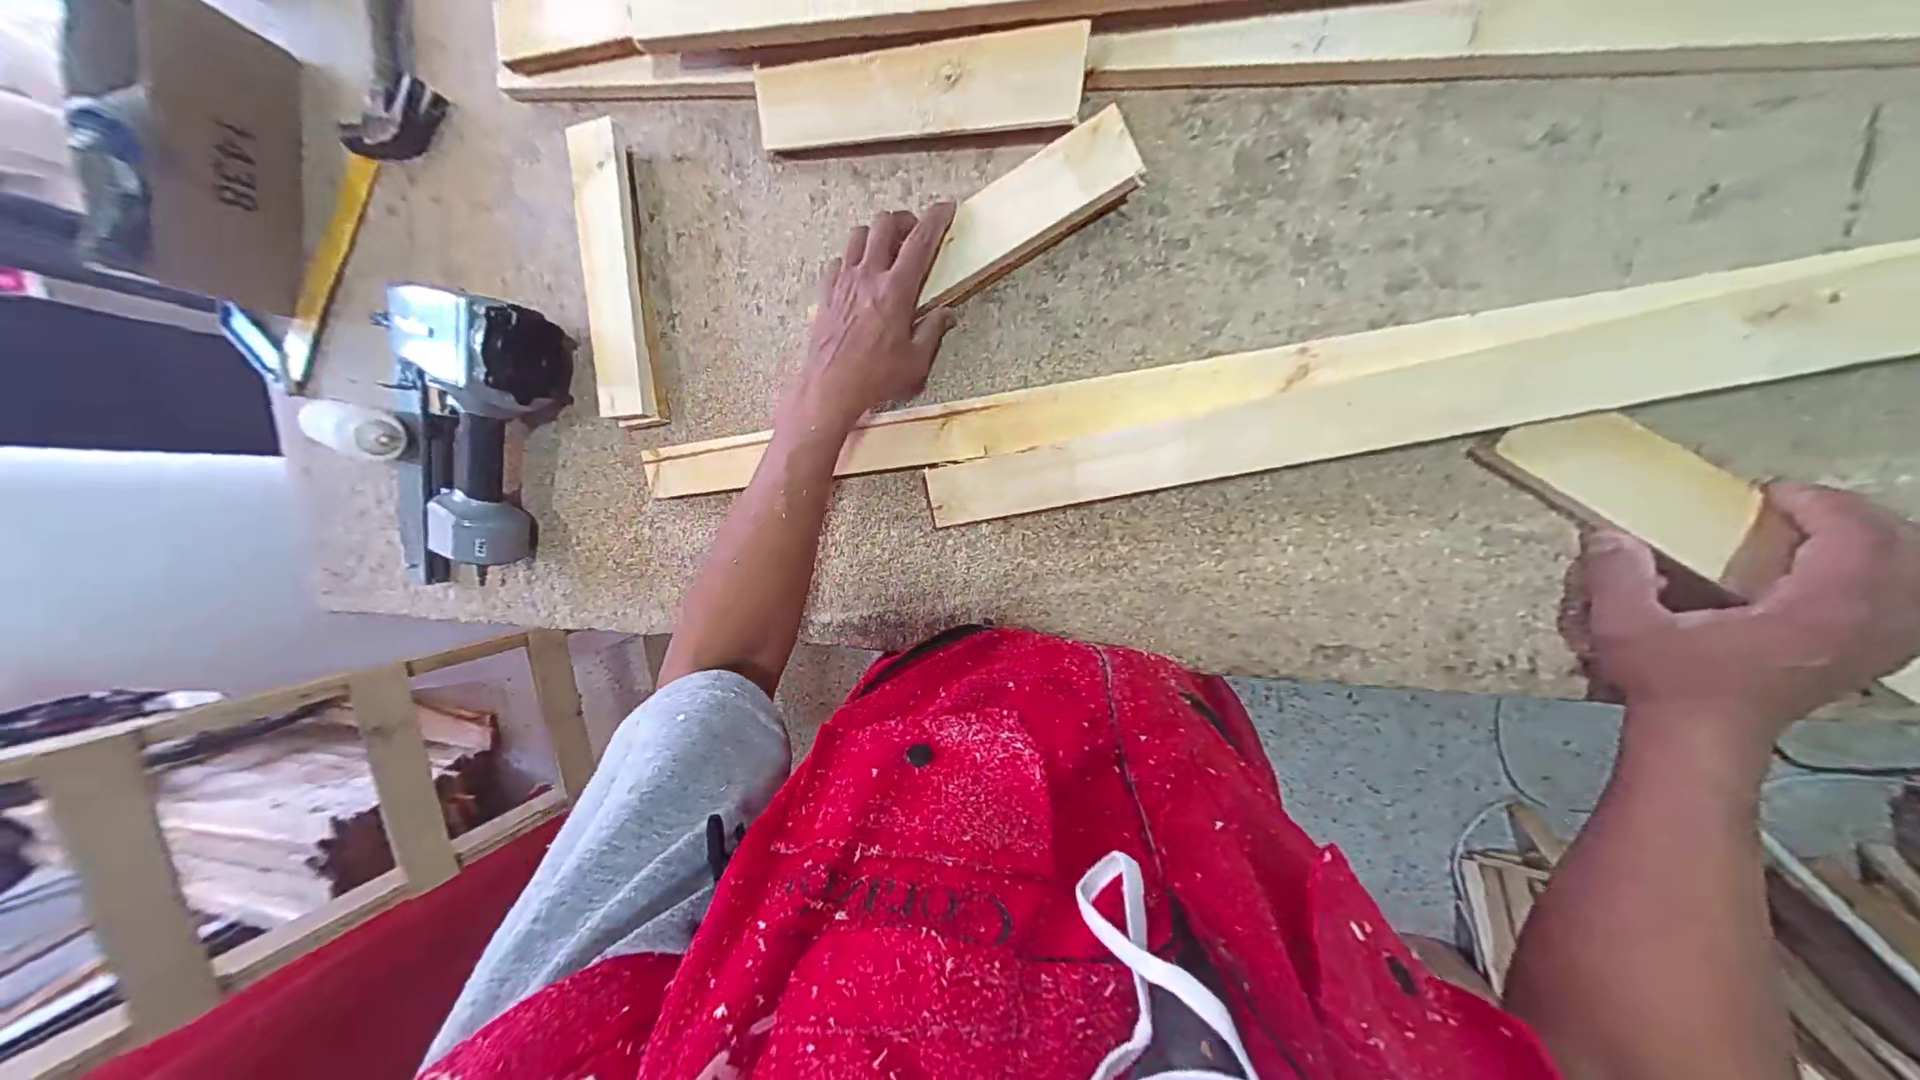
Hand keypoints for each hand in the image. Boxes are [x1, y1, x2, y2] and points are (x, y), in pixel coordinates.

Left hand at [781, 203, 957, 433]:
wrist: (830, 387)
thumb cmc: (874, 378)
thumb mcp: (916, 361)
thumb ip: (933, 332)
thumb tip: (946, 315)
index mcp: (896, 291)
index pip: (920, 242)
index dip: (936, 219)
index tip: (945, 208)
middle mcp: (868, 277)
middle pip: (884, 224)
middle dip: (903, 221)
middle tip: (914, 233)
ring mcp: (843, 282)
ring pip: (858, 235)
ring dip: (876, 235)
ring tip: (887, 249)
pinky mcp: (826, 293)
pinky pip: (838, 261)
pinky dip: (851, 259)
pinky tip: (859, 275)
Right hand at [1570, 483, 1919, 739]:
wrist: (1700, 734)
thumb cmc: (1667, 681)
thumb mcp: (1625, 626)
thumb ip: (1617, 576)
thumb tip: (1610, 535)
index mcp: (1819, 612)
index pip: (1856, 538)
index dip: (1821, 504)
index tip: (1771, 494)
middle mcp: (1867, 626)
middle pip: (1901, 550)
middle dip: (1855, 517)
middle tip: (1799, 506)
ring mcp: (1876, 645)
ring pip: (1915, 577)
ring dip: (1878, 544)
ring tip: (1825, 533)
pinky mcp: (1868, 657)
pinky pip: (1908, 603)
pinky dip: (1887, 578)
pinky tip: (1846, 576)